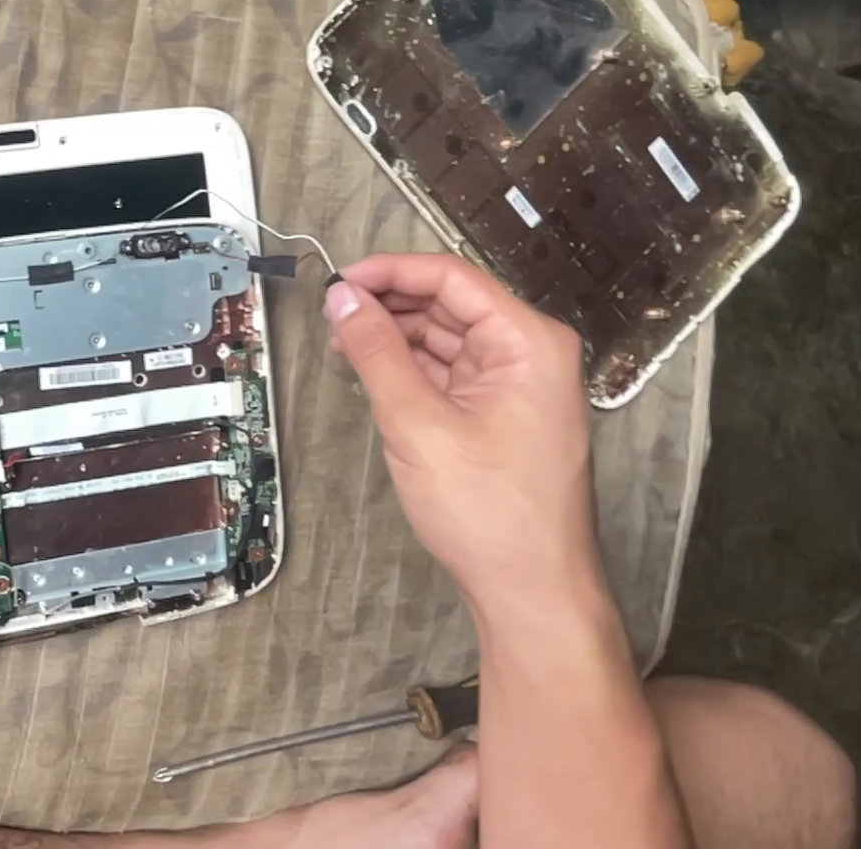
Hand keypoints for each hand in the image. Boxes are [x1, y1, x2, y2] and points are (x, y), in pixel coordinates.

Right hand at [324, 254, 600, 621]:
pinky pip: (445, 369)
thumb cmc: (484, 507)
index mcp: (527, 342)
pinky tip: (370, 368)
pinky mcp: (496, 410)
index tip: (336, 281)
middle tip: (332, 314)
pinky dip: (406, 365)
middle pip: (448, 303)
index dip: (389, 272)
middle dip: (387, 304)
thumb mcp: (416, 422)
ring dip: (392, 334)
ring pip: (443, 336)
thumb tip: (341, 297)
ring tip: (342, 342)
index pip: (451, 279)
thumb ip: (375, 352)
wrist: (528, 588)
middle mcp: (527, 352)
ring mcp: (513, 383)